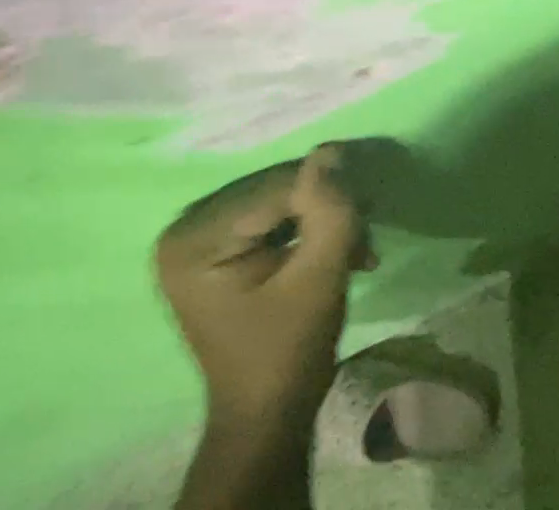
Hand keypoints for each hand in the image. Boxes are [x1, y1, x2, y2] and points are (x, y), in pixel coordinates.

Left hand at [155, 144, 375, 425]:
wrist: (267, 410)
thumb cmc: (289, 350)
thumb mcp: (319, 277)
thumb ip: (329, 211)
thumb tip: (333, 148)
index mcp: (194, 238)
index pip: (277, 188)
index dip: (331, 194)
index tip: (372, 219)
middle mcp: (186, 228)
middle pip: (276, 189)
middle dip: (329, 206)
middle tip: (367, 238)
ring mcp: (198, 238)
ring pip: (281, 199)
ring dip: (326, 217)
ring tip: (358, 249)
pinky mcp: (218, 248)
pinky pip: (274, 216)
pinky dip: (311, 227)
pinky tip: (339, 250)